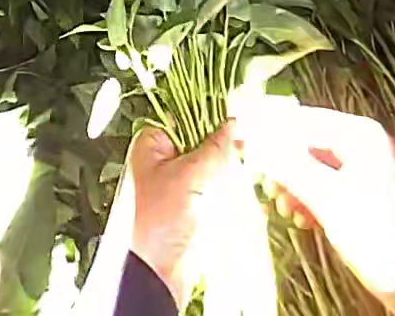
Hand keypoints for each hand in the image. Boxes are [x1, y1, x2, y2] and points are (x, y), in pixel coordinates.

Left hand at [128, 125, 234, 305]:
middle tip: (244, 140)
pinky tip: (237, 178)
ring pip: (203, 162)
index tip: (235, 120)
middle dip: (218, 142)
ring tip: (244, 157)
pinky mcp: (183, 203)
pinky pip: (205, 183)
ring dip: (222, 163)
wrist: (153, 275)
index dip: (209, 118)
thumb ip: (212, 150)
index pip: (183, 117)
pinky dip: (220, 181)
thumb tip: (231, 126)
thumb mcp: (187, 177)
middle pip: (195, 140)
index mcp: (150, 143)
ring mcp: (171, 181)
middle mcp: (158, 158)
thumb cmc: (158, 220)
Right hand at [235, 102, 394, 315]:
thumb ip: (287, 163)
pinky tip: (300, 216)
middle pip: (309, 141)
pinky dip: (312, 197)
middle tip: (256, 173)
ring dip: (294, 181)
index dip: (268, 125)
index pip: (303, 118)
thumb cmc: (380, 239)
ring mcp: (371, 171)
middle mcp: (367, 144)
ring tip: (278, 202)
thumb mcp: (328, 199)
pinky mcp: (371, 198)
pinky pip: (331, 185)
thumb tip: (251, 135)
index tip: (238, 130)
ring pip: (317, 165)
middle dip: (281, 159)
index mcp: (362, 134)